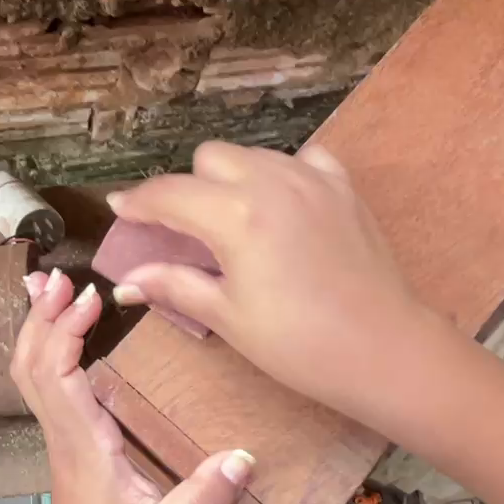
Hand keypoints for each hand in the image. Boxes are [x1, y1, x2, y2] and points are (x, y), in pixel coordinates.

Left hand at [12, 267, 253, 503]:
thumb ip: (204, 501)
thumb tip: (242, 456)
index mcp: (82, 444)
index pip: (56, 375)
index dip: (64, 330)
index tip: (92, 298)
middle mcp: (62, 431)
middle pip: (30, 363)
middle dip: (42, 316)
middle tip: (61, 276)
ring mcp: (59, 432)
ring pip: (30, 369)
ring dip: (37, 325)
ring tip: (52, 287)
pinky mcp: (66, 435)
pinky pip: (43, 379)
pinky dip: (46, 344)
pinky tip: (63, 327)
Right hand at [107, 141, 439, 423]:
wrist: (383, 349)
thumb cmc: (298, 342)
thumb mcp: (228, 316)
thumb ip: (174, 285)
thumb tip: (127, 279)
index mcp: (235, 214)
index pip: (169, 193)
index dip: (138, 201)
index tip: (120, 207)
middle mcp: (270, 180)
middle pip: (210, 158)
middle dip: (189, 187)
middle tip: (187, 228)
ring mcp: (312, 177)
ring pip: (253, 154)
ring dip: (231, 178)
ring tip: (233, 219)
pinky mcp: (342, 186)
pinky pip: (301, 158)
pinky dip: (282, 174)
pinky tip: (283, 206)